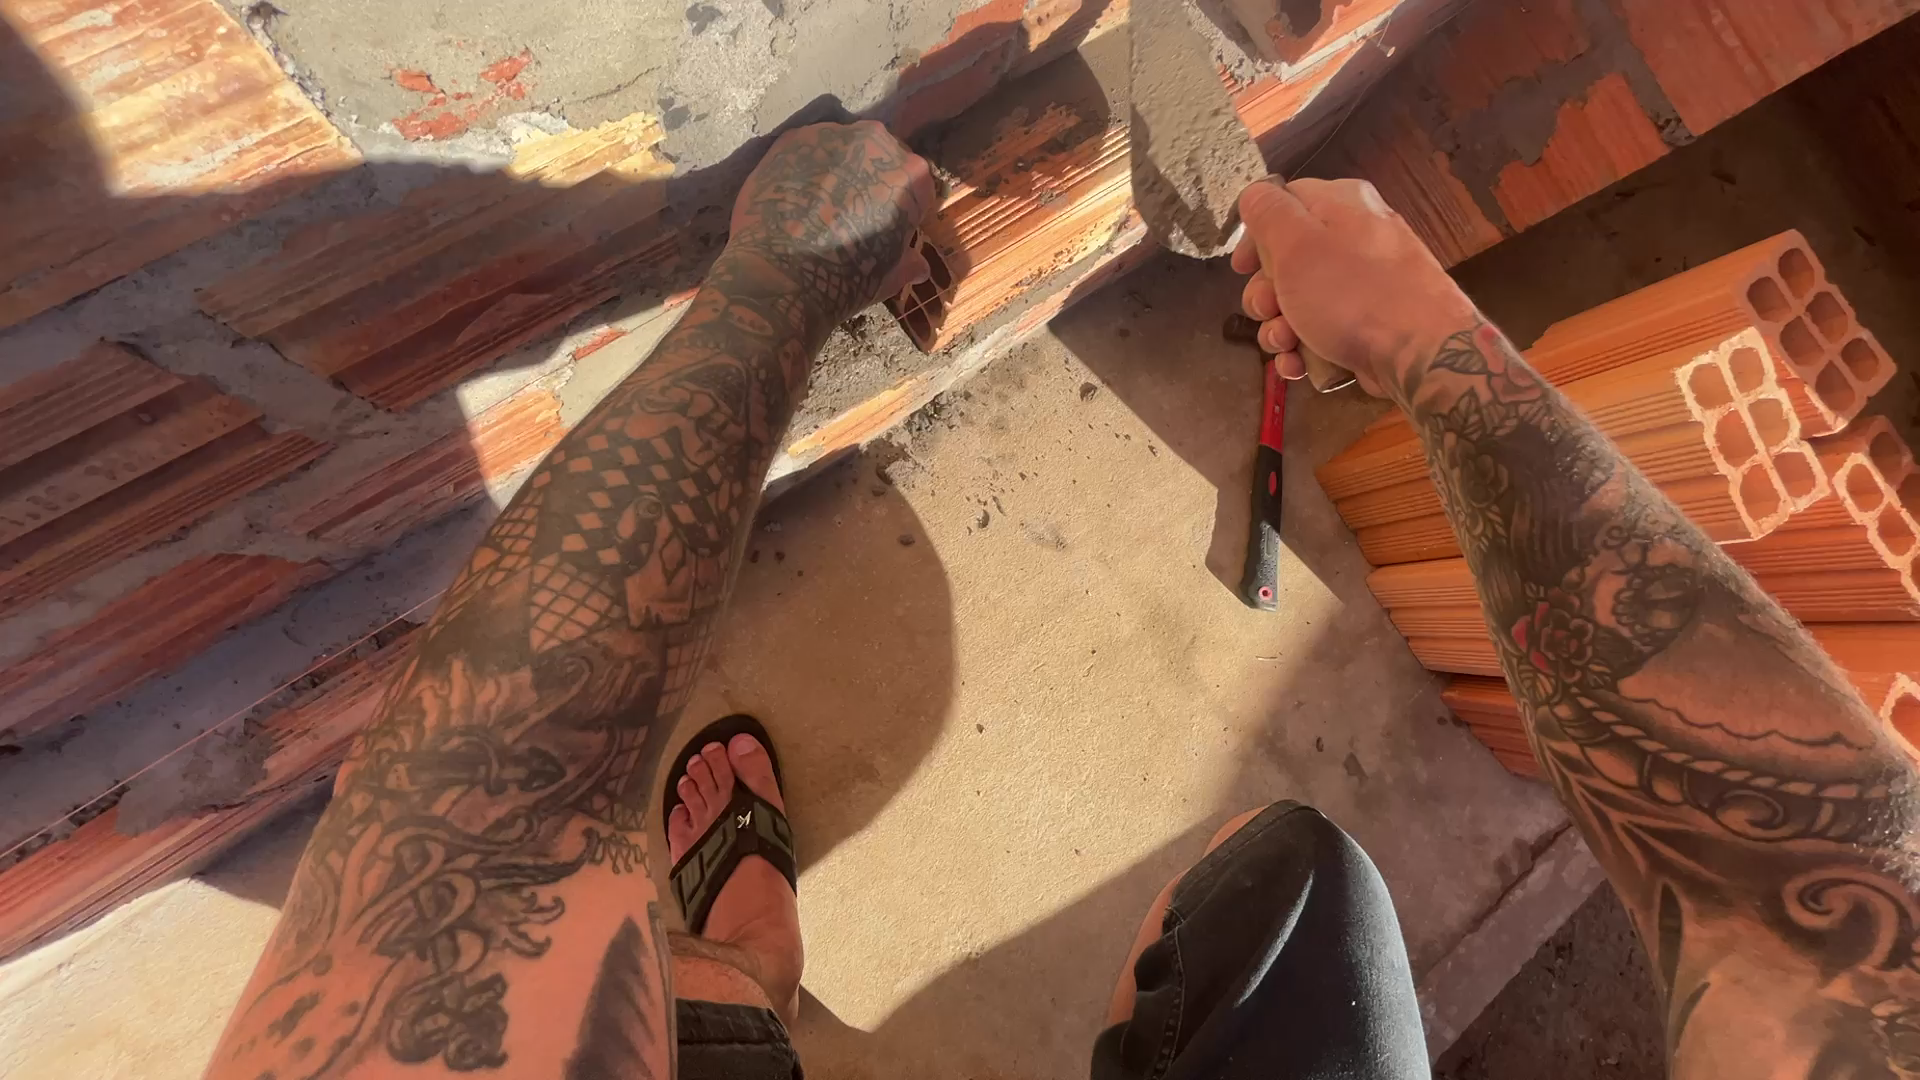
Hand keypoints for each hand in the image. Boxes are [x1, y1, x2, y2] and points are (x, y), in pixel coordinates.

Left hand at [725, 120, 936, 331]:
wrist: (782, 274)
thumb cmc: (848, 279)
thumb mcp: (889, 278)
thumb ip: (908, 263)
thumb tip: (919, 267)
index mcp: (911, 176)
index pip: (917, 185)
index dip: (906, 207)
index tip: (893, 225)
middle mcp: (876, 142)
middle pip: (882, 156)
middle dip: (873, 179)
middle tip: (856, 212)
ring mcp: (832, 135)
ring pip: (844, 149)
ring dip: (839, 170)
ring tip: (822, 205)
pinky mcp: (793, 138)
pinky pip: (809, 151)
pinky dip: (807, 169)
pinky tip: (797, 199)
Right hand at [1230, 177, 1478, 398]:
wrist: (1417, 351)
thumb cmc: (1349, 294)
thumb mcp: (1297, 246)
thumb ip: (1269, 213)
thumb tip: (1254, 194)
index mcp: (1340, 205)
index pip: (1283, 204)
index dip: (1255, 237)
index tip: (1240, 269)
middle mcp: (1352, 236)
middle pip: (1285, 260)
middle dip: (1264, 294)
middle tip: (1267, 311)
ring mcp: (1359, 283)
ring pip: (1297, 301)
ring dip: (1279, 328)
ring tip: (1287, 345)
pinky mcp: (1364, 321)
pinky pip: (1318, 329)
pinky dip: (1301, 349)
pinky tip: (1299, 364)